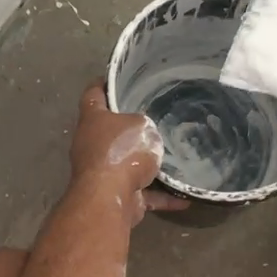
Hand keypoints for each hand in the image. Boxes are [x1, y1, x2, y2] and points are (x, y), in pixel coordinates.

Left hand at [71, 85, 187, 222]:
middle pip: (109, 130)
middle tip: (155, 117)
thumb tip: (143, 131)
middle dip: (129, 127)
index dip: (104, 83)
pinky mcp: (116, 195)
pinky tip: (185, 198)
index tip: (117, 78)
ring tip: (173, 157)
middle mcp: (92, 144)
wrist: (110, 198)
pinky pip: (143, 193)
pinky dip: (161, 196)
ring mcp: (102, 171)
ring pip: (126, 163)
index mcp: (92, 119)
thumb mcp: (141, 124)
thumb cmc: (122, 151)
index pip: (93, 93)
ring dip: (146, 164)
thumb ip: (142, 123)